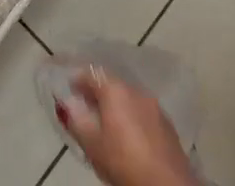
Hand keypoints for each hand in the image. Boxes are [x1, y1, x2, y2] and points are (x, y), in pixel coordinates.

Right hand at [60, 67, 196, 185]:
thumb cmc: (124, 162)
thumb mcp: (91, 144)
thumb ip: (75, 119)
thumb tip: (66, 102)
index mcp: (116, 90)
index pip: (92, 73)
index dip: (77, 79)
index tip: (69, 89)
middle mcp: (137, 91)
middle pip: (112, 83)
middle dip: (96, 92)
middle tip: (84, 105)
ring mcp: (155, 108)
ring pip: (128, 97)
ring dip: (115, 104)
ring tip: (104, 122)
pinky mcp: (168, 125)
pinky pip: (142, 111)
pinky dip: (130, 115)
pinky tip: (127, 134)